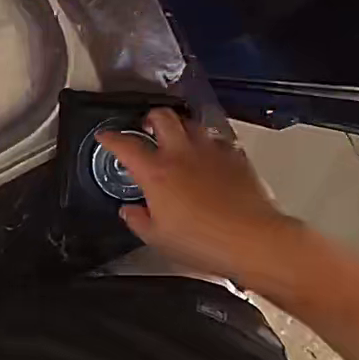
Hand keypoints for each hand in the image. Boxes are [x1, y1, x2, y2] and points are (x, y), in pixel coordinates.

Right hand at [95, 109, 297, 283]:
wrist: (253, 240)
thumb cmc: (203, 241)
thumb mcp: (158, 239)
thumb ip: (138, 220)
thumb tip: (130, 212)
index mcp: (156, 173)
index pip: (125, 145)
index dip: (111, 138)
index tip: (106, 137)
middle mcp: (182, 154)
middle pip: (161, 117)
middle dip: (149, 118)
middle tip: (145, 127)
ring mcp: (211, 152)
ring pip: (191, 123)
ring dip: (180, 127)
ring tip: (177, 138)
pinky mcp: (236, 158)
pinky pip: (219, 140)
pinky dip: (209, 143)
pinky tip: (209, 156)